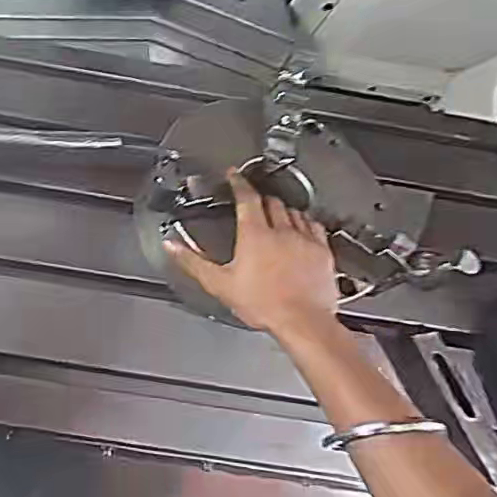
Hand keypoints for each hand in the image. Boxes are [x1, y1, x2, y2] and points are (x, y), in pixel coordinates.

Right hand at [164, 171, 340, 337]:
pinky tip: (302, 228)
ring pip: (294, 211)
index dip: (239, 182)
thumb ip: (193, 261)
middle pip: (271, 201)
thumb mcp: (219, 284)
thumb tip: (173, 246)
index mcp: (255, 234)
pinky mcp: (322, 251)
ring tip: (275, 214)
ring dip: (282, 209)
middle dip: (260, 198)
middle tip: (253, 200)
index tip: (234, 175)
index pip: (247, 197)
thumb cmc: (264, 304)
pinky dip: (305, 222)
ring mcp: (304, 239)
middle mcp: (281, 231)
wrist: (302, 321)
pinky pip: (314, 226)